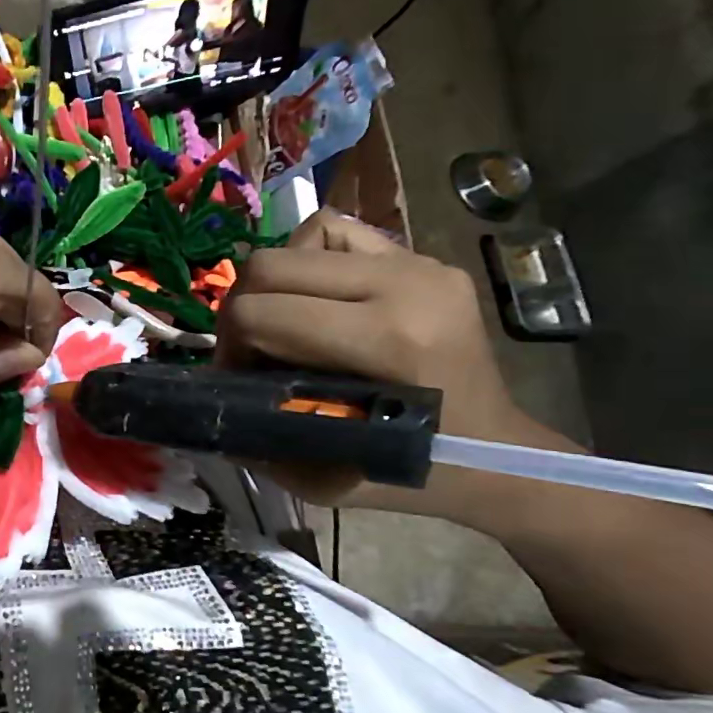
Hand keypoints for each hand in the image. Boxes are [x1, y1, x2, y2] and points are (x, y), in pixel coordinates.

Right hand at [216, 209, 561, 519]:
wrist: (500, 454)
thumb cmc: (414, 476)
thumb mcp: (323, 479)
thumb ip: (259, 437)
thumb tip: (212, 399)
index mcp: (386, 340)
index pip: (260, 313)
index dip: (228, 345)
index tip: (235, 379)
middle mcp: (405, 284)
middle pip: (271, 265)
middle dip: (240, 309)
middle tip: (248, 350)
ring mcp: (419, 263)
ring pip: (302, 237)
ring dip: (276, 281)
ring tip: (284, 321)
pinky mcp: (424, 257)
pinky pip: (339, 233)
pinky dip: (312, 259)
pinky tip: (318, 297)